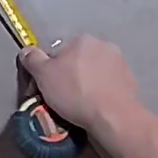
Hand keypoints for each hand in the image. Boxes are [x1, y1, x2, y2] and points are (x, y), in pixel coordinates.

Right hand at [18, 34, 157, 152]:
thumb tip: (27, 51)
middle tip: (59, 97)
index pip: (56, 52)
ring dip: (83, 84)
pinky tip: (93, 107)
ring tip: (76, 105)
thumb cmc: (75, 92)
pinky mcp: (131, 82)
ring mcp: (120, 64)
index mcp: (82, 39)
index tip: (43, 87)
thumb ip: (31, 58)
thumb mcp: (43, 74)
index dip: (46, 70)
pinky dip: (99, 93)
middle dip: (67, 75)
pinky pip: (106, 86)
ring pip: (91, 73)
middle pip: (75, 61)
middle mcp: (103, 45)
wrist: (114, 118)